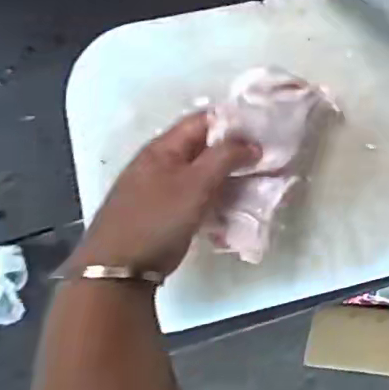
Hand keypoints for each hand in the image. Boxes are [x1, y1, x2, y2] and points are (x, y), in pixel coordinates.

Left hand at [73, 112, 255, 274]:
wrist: (119, 270)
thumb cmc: (157, 219)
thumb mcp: (196, 183)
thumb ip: (226, 156)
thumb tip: (253, 144)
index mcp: (163, 147)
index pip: (204, 120)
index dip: (235, 120)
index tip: (265, 128)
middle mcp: (162, 161)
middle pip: (206, 144)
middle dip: (238, 148)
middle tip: (269, 155)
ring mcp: (164, 185)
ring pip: (206, 169)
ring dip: (233, 171)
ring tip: (262, 176)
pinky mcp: (169, 208)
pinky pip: (202, 190)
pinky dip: (222, 191)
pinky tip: (240, 198)